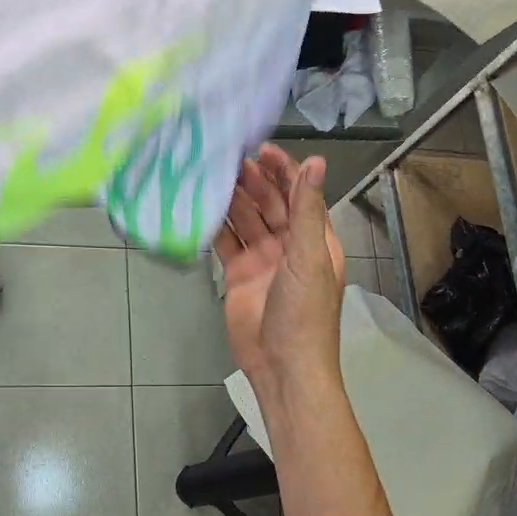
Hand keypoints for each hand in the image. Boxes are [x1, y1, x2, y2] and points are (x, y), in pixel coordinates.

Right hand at [216, 145, 345, 392]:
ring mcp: (262, 261)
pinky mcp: (237, 276)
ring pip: (246, 220)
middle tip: (230, 160)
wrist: (282, 365)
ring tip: (212, 176)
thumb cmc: (304, 312)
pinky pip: (226, 243)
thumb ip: (307, 209)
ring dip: (232, 199)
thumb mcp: (309, 256)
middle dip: (253, 182)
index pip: (300, 195)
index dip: (284, 171)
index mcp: (315, 239)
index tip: (262, 150)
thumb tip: (316, 162)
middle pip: (270, 204)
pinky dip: (215, 225)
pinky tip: (201, 205)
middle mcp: (289, 245)